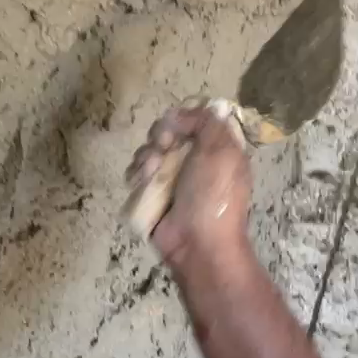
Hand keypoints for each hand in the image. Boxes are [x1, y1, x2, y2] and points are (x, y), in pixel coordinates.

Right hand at [126, 105, 254, 269]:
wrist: (197, 243)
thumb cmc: (214, 195)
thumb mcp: (222, 151)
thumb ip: (206, 122)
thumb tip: (181, 113)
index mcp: (217, 149)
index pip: (194, 119)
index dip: (182, 118)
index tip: (178, 126)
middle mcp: (194, 160)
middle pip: (167, 131)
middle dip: (160, 136)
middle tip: (163, 148)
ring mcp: (171, 177)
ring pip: (149, 150)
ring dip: (146, 157)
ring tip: (151, 173)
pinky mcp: (152, 193)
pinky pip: (136, 172)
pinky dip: (136, 174)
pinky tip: (140, 182)